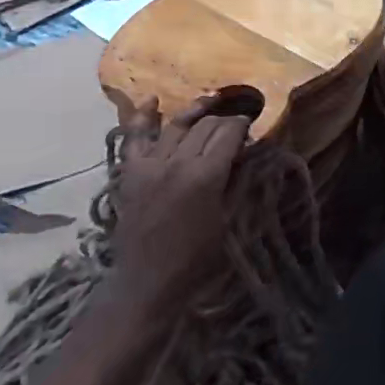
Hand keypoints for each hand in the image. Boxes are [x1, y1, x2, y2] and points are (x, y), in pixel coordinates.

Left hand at [104, 96, 251, 302]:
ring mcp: (150, 166)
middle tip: (236, 123)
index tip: (253, 124)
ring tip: (210, 102)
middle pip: (205, 126)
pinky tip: (153, 100)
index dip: (243, 124)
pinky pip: (135, 138)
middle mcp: (177, 163)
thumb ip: (238, 182)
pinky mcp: (131, 173)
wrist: (147, 283)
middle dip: (224, 119)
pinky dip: (142, 118)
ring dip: (195, 112)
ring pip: (176, 126)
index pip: (229, 133)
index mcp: (206, 176)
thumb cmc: (197, 259)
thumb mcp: (228, 220)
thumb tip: (251, 152)